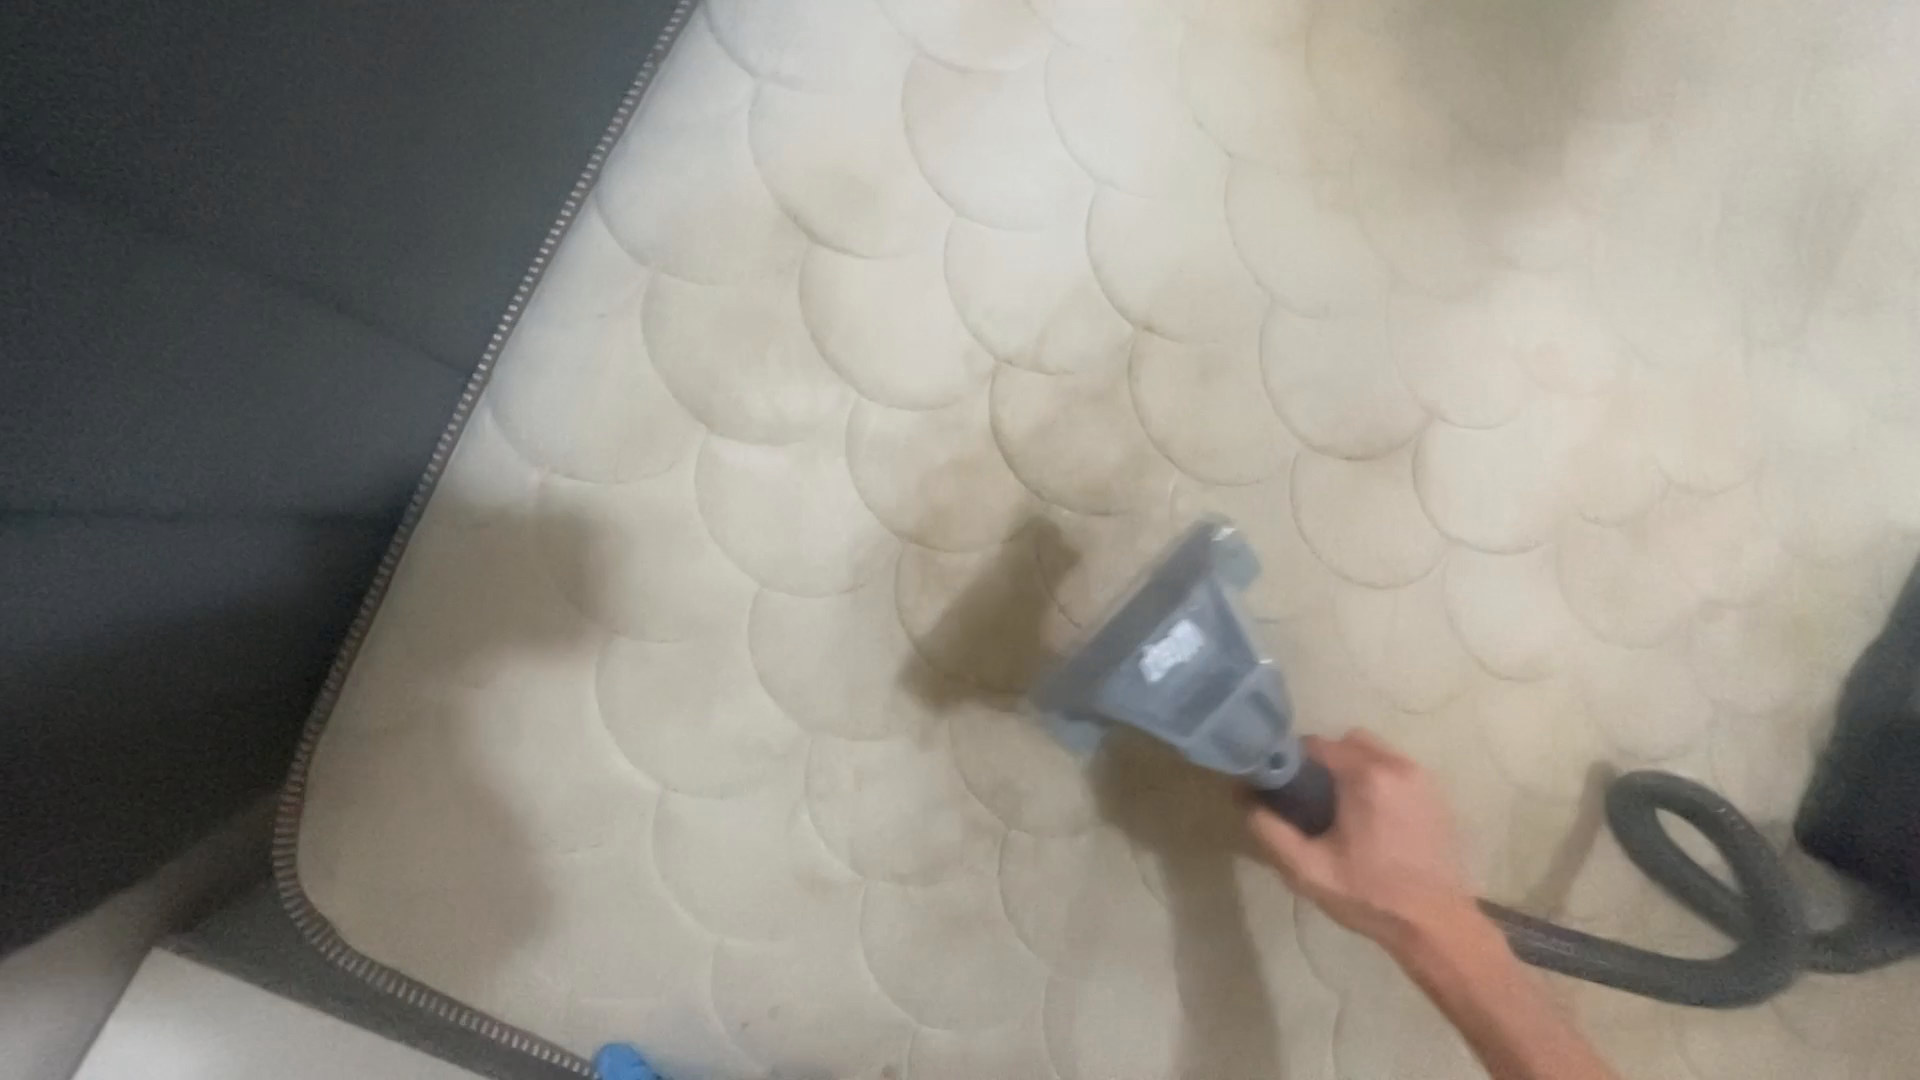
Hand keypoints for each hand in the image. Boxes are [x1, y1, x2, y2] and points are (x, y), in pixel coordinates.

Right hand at [1249, 731, 1482, 956]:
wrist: (1438, 929)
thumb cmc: (1370, 896)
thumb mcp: (1306, 868)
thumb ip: (1268, 829)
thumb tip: (1244, 798)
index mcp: (1366, 777)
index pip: (1316, 744)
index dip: (1292, 761)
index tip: (1283, 786)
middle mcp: (1398, 767)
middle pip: (1347, 741)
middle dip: (1325, 761)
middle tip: (1312, 797)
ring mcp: (1423, 780)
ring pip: (1374, 752)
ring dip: (1353, 768)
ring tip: (1342, 807)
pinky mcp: (1439, 797)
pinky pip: (1396, 770)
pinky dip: (1378, 781)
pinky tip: (1371, 817)